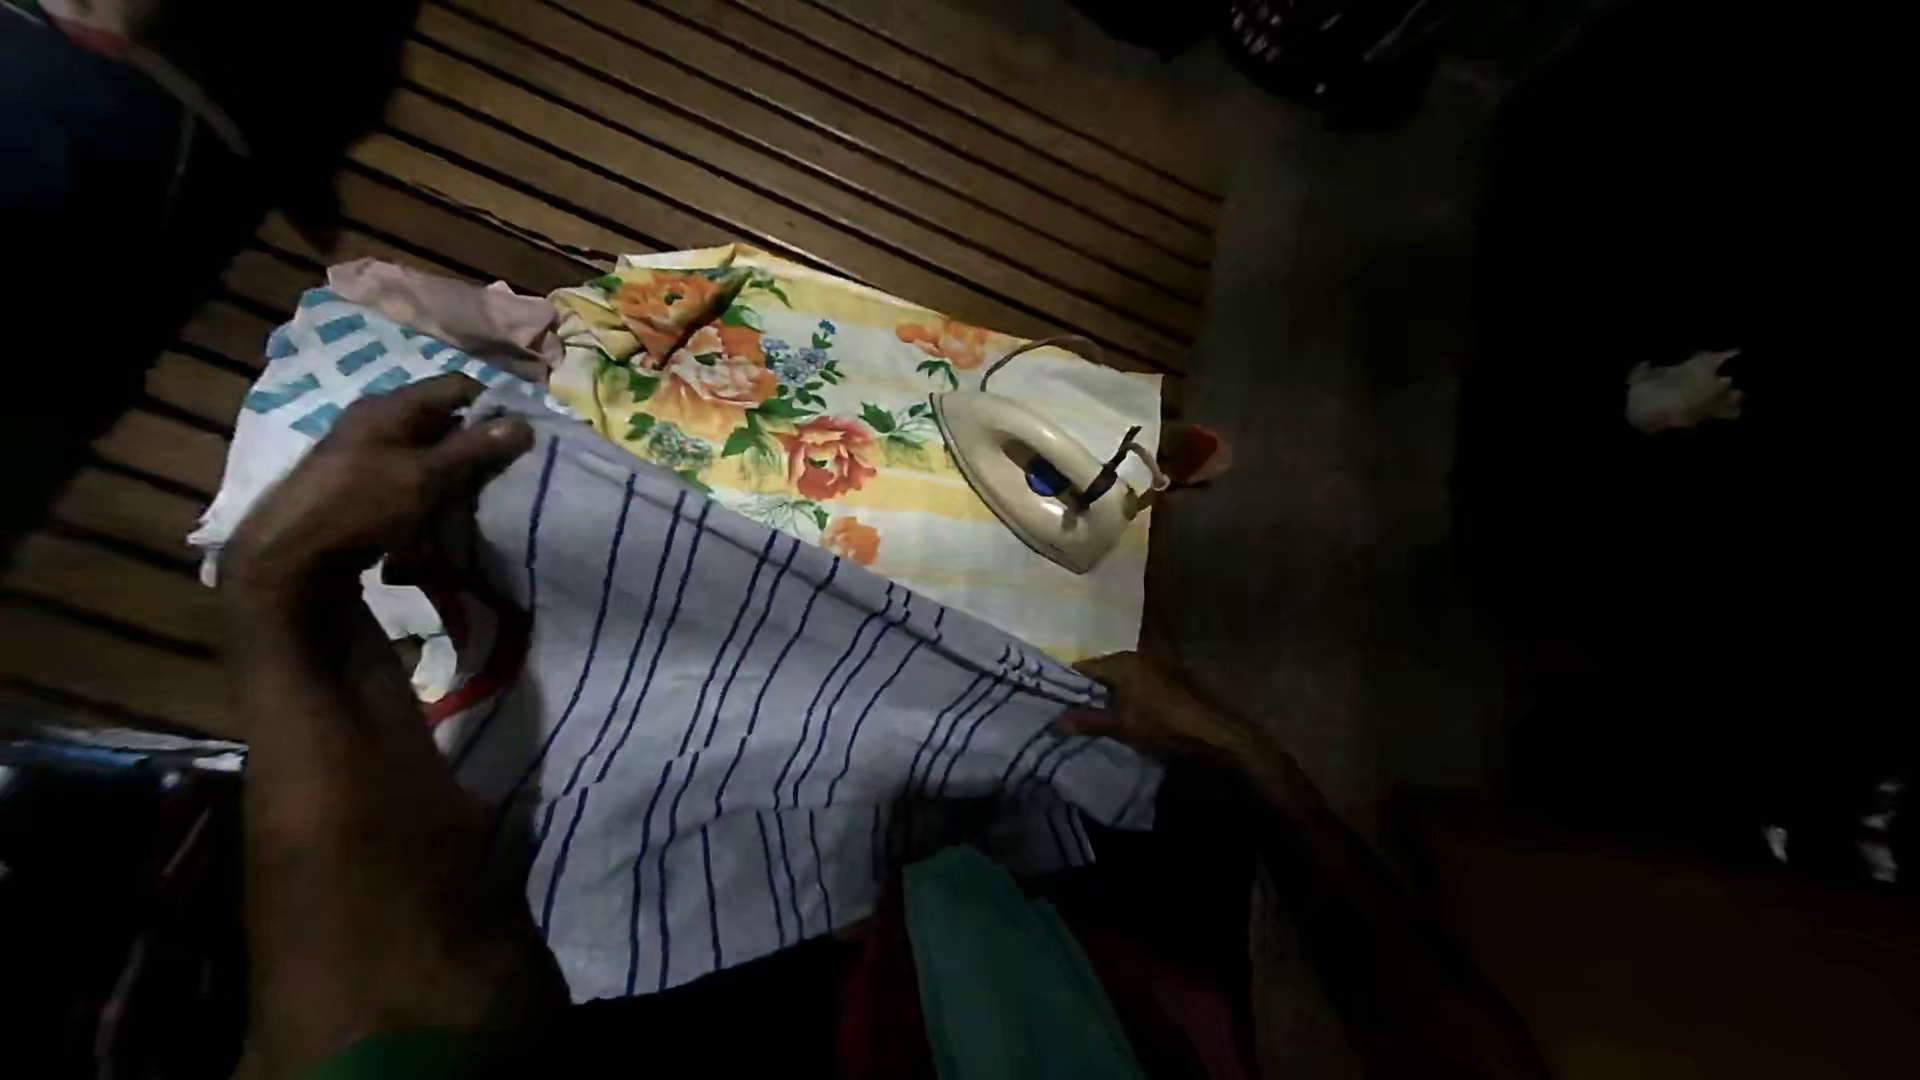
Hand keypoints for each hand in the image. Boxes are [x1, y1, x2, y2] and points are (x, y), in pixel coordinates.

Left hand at [221, 375, 532, 606]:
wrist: (294, 552)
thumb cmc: (363, 503)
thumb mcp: (428, 475)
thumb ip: (477, 447)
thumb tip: (525, 423)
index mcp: (390, 406)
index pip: (457, 385)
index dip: (494, 403)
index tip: (521, 433)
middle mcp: (378, 417)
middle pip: (447, 413)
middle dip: (482, 435)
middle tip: (510, 462)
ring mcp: (370, 446)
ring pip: (434, 441)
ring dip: (464, 459)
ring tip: (488, 484)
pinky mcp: (367, 473)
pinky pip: (418, 463)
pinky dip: (443, 476)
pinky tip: (454, 499)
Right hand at [1064, 651, 1289, 782]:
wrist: (1212, 732)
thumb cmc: (1161, 725)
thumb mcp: (1120, 726)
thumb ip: (1087, 722)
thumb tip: (1054, 724)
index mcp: (1119, 662)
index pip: (1083, 668)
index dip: (1069, 685)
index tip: (1057, 701)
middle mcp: (1135, 655)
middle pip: (1101, 670)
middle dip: (1089, 690)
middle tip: (1074, 711)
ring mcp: (1154, 664)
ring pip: (1120, 677)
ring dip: (1110, 693)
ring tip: (1098, 714)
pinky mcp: (1167, 676)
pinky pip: (1136, 682)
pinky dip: (1127, 694)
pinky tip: (1125, 712)